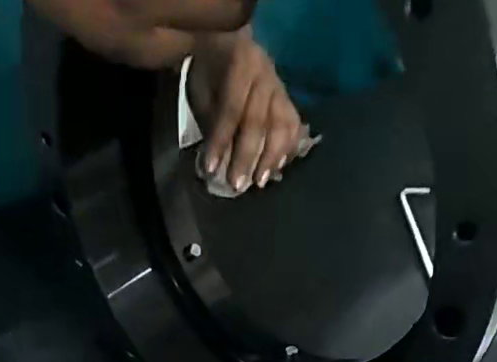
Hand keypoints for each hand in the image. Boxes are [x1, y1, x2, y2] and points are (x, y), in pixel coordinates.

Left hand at [188, 30, 308, 193]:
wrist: (230, 41)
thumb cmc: (211, 70)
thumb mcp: (203, 89)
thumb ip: (211, 121)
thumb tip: (215, 162)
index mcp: (240, 64)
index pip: (231, 110)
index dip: (221, 141)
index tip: (210, 169)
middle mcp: (265, 75)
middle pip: (258, 121)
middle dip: (246, 156)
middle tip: (237, 185)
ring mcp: (281, 89)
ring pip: (282, 125)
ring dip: (271, 157)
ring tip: (260, 181)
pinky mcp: (289, 101)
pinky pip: (294, 127)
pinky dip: (289, 149)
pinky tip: (279, 167)